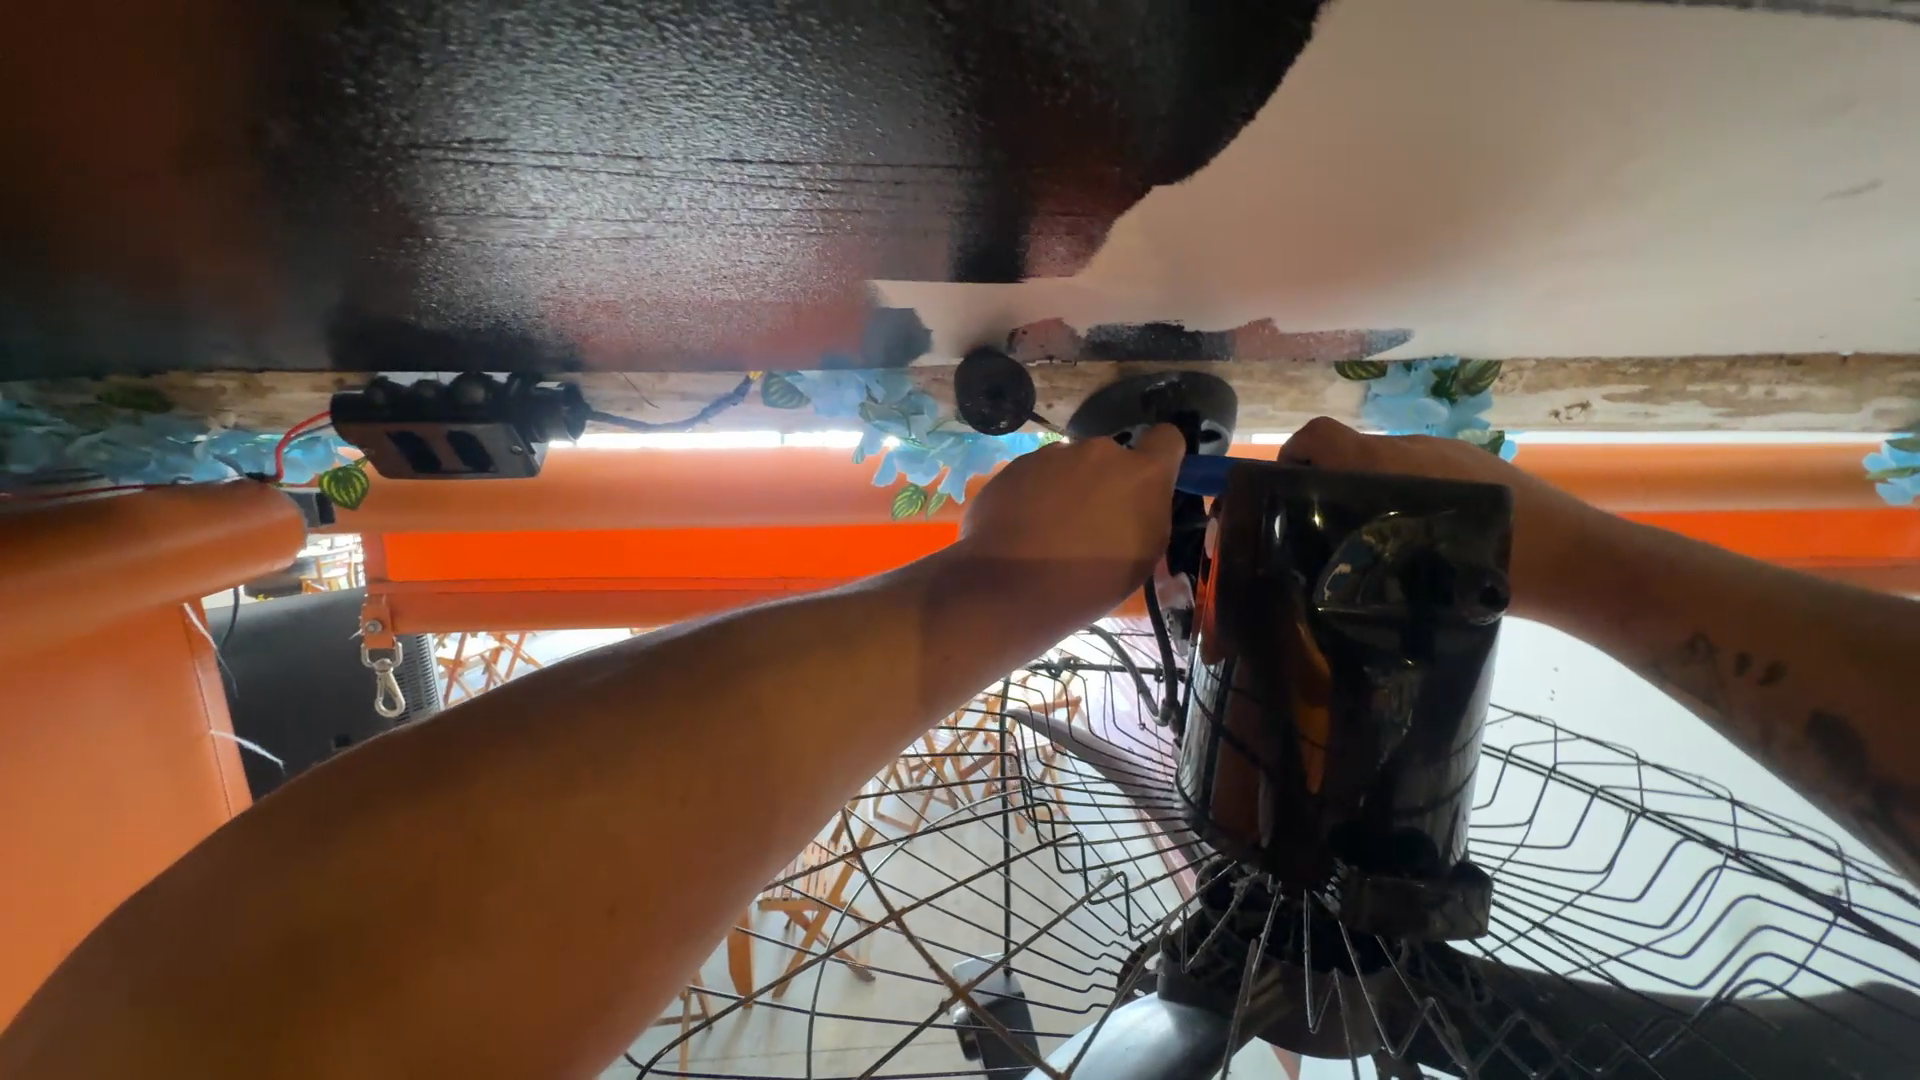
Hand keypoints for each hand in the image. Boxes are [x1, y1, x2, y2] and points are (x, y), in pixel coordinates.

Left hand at [954, 425, 1184, 625]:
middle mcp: (1099, 451)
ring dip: (1067, 485)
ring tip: (1050, 527)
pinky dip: (1033, 493)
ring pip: (1070, 464)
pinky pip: (1035, 474)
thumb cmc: (1090, 581)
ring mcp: (1053, 454)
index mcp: (1141, 473)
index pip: (1166, 438)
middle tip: (1090, 520)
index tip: (1147, 483)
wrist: (1012, 587)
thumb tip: (1139, 499)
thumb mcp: (1143, 556)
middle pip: (1110, 457)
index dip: (1159, 457)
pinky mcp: (1016, 465)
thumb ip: (1148, 512)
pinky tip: (1023, 526)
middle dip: (1105, 480)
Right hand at [1281, 417, 1612, 619]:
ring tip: (1377, 539)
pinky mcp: (1476, 462)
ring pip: (1386, 465)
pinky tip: (1425, 534)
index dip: (1292, 455)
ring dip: (1371, 492)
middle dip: (1330, 483)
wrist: (1581, 562)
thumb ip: (1354, 538)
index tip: (1285, 491)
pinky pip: (1421, 471)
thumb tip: (1317, 538)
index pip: (1317, 436)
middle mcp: (1410, 448)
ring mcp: (1446, 451)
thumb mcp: (1402, 563)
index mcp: (1385, 466)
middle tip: (1325, 530)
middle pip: (1349, 453)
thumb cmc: (1488, 567)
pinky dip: (1407, 494)